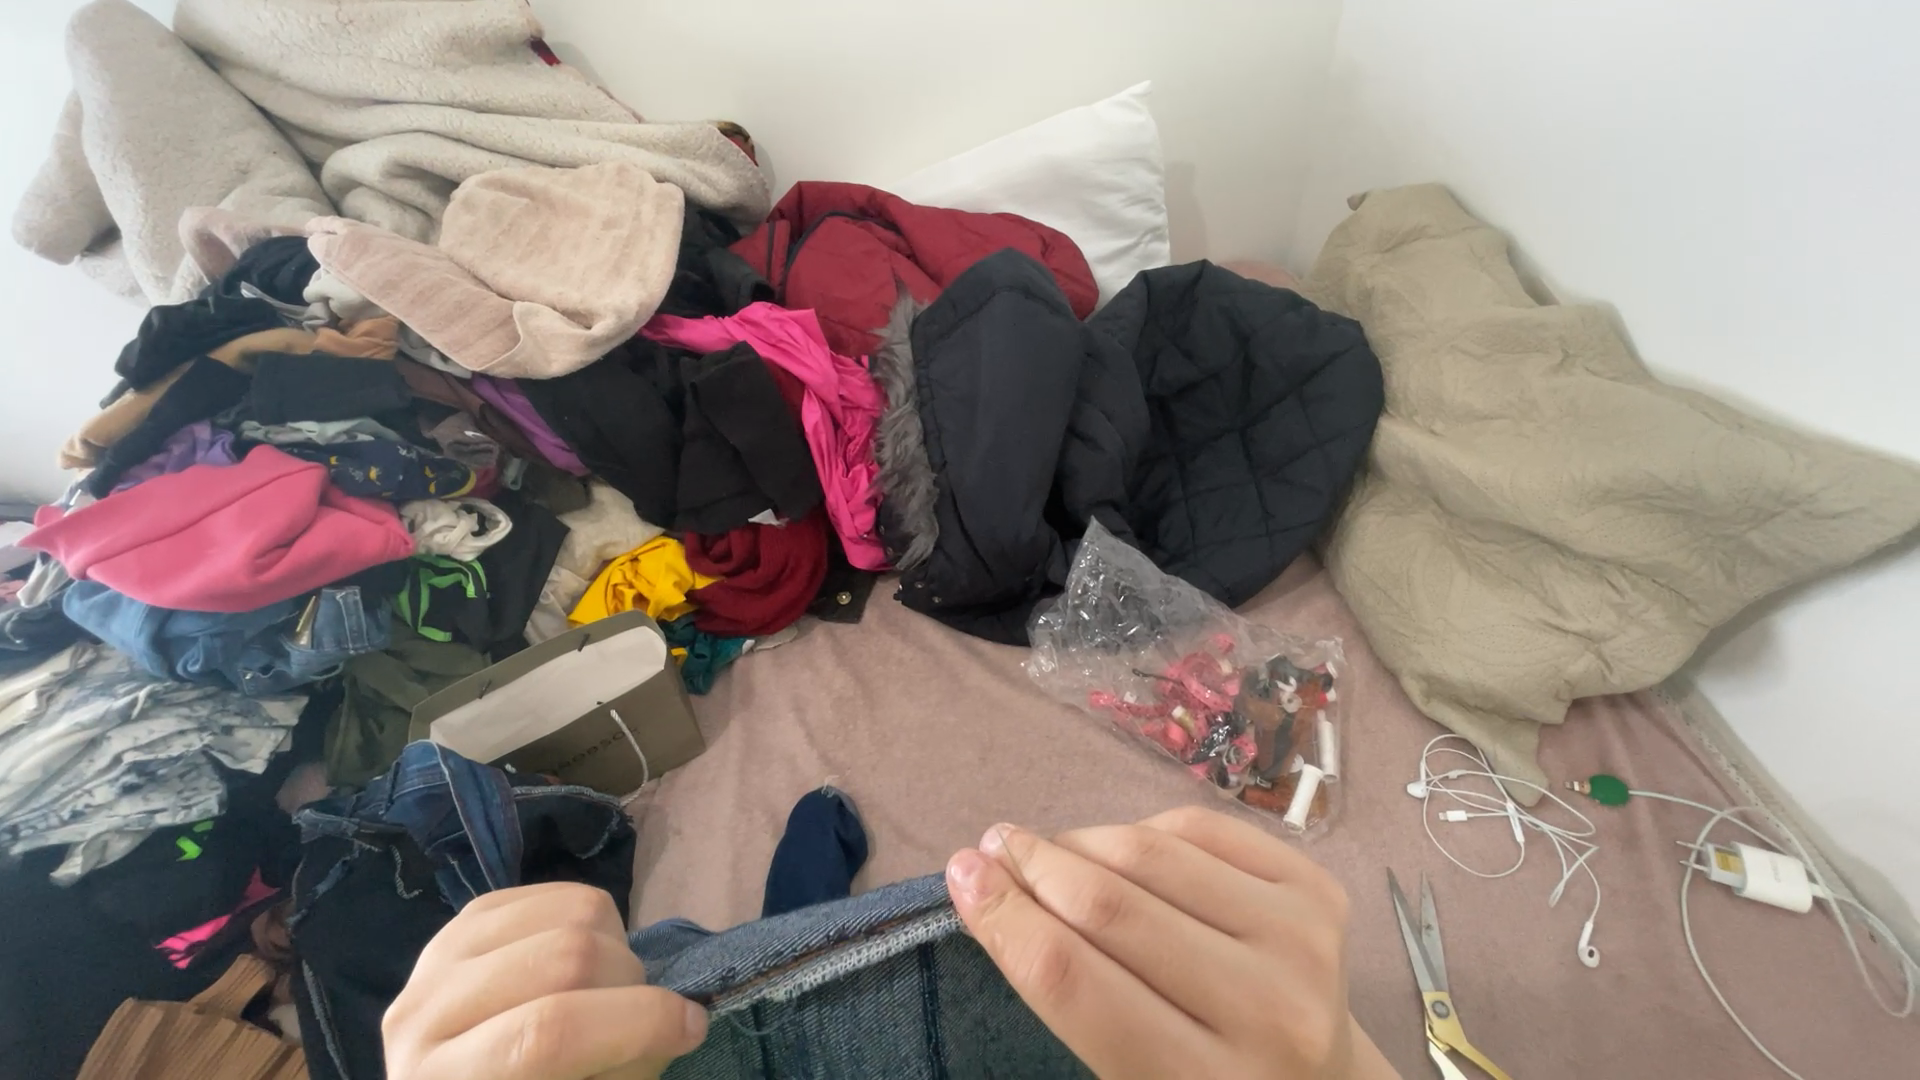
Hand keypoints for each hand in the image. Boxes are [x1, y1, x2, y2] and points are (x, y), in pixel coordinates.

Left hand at [384, 882, 708, 1079]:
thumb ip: (622, 1068)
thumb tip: (676, 1022)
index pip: (549, 1033)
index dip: (638, 1023)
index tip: (692, 1029)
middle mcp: (424, 1014)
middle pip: (568, 957)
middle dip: (631, 981)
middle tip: (642, 1011)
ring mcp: (442, 954)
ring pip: (575, 912)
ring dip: (618, 948)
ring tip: (609, 986)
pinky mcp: (469, 917)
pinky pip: (566, 891)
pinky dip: (599, 922)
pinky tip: (586, 956)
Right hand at [946, 806, 1398, 1079]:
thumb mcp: (1125, 1069)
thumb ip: (1065, 988)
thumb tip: (984, 882)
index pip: (1074, 981)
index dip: (1004, 916)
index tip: (960, 872)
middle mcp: (1266, 1014)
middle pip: (1110, 907)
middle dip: (1033, 865)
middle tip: (994, 847)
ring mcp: (1301, 942)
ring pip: (1148, 852)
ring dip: (1080, 842)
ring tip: (1048, 850)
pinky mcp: (1318, 890)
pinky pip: (1195, 826)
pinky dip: (1139, 831)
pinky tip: (1117, 849)